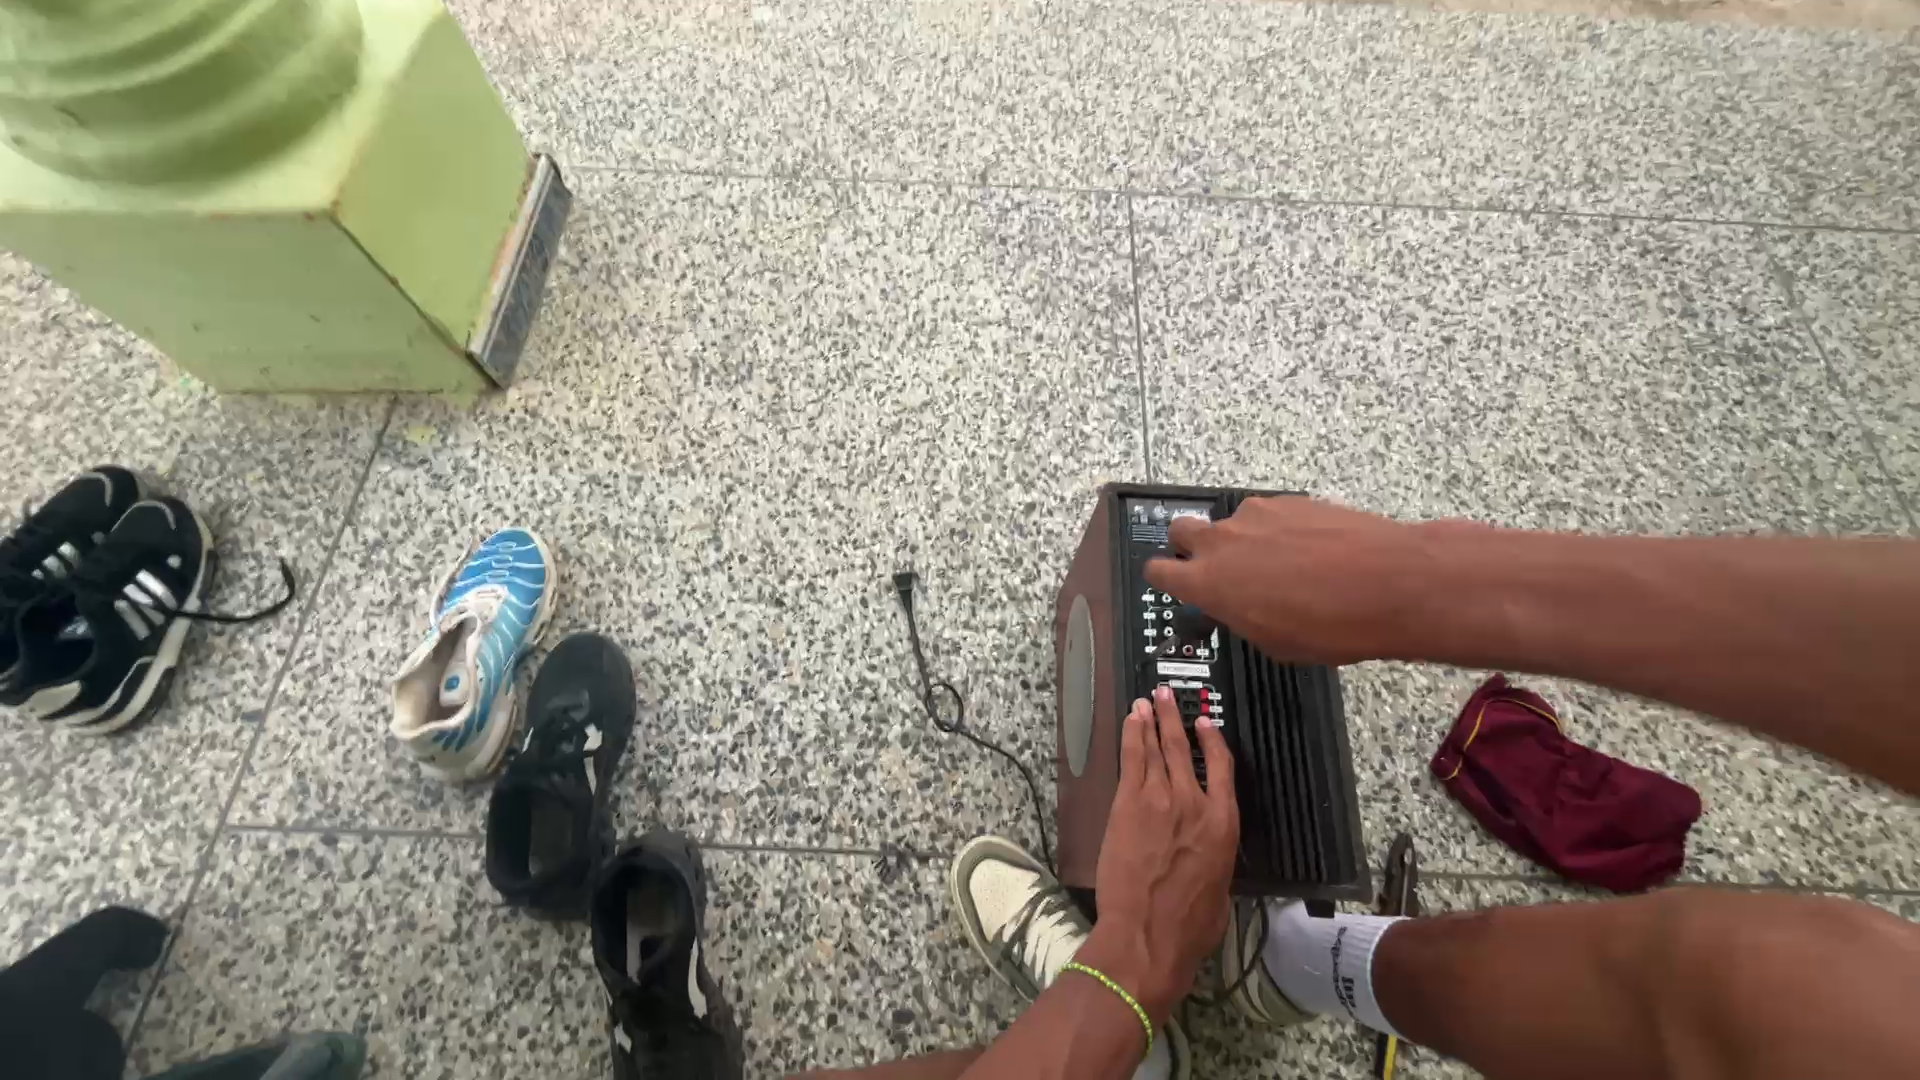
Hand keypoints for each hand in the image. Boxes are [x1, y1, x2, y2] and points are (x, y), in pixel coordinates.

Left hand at [1078, 687, 1238, 1024]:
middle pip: (1184, 748)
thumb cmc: (1189, 924)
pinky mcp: (1128, 802)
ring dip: (1151, 720)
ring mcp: (1158, 798)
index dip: (1214, 740)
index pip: (1224, 768)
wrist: (1147, 932)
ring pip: (1156, 748)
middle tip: (1167, 693)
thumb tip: (1207, 851)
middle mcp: (1194, 802)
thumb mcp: (1220, 888)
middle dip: (1174, 717)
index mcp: (1223, 824)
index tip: (1206, 723)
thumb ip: (1215, 857)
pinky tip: (1131, 721)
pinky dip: (1132, 735)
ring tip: (1147, 699)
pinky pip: (1132, 759)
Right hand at [1144, 496, 1448, 664]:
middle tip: (1217, 566)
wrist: (1391, 584)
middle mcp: (1222, 542)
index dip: (1163, 577)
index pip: (1158, 571)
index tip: (1173, 581)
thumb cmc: (1333, 625)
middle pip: (1180, 530)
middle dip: (1190, 546)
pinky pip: (1269, 514)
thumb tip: (1241, 607)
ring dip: (1242, 539)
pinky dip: (1279, 530)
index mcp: (1207, 583)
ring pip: (1230, 523)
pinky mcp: (1288, 501)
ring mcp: (1255, 516)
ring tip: (1281, 563)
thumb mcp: (1272, 642)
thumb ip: (1239, 616)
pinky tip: (1309, 551)